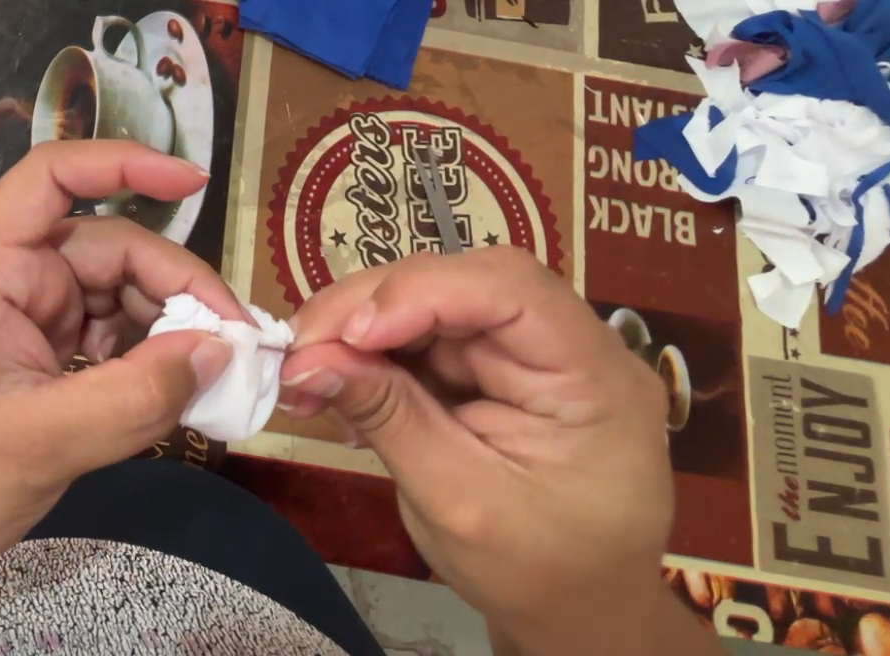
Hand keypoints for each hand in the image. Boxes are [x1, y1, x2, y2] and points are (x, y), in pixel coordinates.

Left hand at [0, 140, 240, 576]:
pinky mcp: (37, 348)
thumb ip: (135, 397)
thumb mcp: (41, 442)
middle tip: (235, 346)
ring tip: (214, 375)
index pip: (52, 177)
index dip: (122, 163)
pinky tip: (173, 388)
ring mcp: (25, 312)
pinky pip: (104, 333)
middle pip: (107, 246)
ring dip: (165, 325)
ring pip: (114, 291)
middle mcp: (10, 274)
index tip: (193, 183)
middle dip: (174, 287)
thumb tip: (219, 351)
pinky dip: (143, 355)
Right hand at [277, 248, 680, 653]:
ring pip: (415, 299)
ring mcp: (512, 347)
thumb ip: (387, 419)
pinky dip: (357, 353)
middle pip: (450, 281)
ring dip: (347, 330)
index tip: (350, 337)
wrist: (569, 608)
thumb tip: (303, 361)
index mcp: (592, 377)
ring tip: (302, 375)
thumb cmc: (538, 571)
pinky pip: (405, 333)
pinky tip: (328, 384)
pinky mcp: (475, 359)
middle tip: (298, 351)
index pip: (508, 288)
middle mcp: (556, 341)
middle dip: (363, 309)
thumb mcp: (459, 503)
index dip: (420, 293)